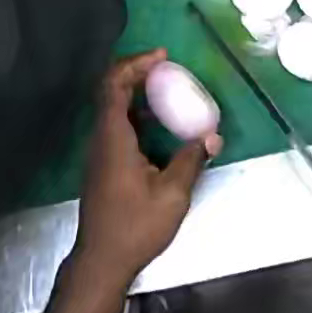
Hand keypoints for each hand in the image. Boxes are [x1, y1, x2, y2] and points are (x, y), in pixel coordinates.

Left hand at [69, 49, 218, 290]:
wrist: (102, 256)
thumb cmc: (135, 224)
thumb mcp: (171, 194)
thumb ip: (190, 161)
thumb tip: (212, 137)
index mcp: (113, 135)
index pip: (115, 84)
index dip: (135, 64)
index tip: (161, 56)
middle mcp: (101, 134)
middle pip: (111, 89)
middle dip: (135, 71)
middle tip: (164, 65)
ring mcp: (99, 147)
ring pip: (112, 106)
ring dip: (134, 90)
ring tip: (164, 86)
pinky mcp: (103, 159)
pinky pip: (116, 123)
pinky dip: (134, 111)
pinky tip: (157, 121)